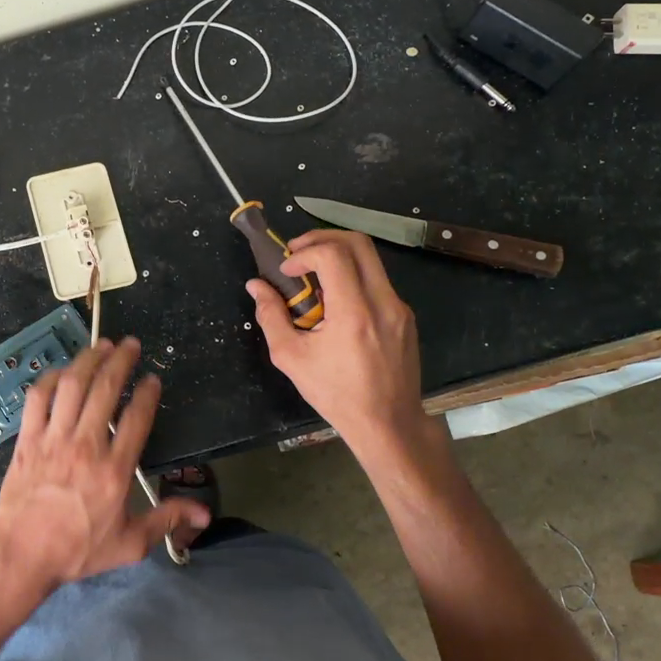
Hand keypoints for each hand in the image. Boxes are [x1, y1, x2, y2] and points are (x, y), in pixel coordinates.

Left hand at [0, 337, 209, 590]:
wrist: (22, 554)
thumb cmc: (78, 551)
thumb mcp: (130, 543)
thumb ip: (166, 520)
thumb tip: (203, 513)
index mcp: (114, 470)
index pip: (136, 418)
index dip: (147, 393)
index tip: (153, 378)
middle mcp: (85, 445)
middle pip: (105, 389)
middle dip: (121, 361)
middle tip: (131, 345)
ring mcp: (53, 439)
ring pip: (72, 385)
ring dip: (88, 359)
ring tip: (102, 345)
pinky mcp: (27, 439)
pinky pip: (38, 398)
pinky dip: (51, 378)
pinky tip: (63, 371)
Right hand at [247, 230, 424, 442]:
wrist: (387, 422)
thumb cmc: (335, 394)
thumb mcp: (291, 357)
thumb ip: (271, 316)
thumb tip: (256, 286)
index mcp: (354, 313)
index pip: (333, 254)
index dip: (303, 252)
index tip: (286, 271)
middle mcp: (383, 302)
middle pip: (358, 243)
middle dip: (322, 238)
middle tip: (297, 253)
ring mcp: (399, 307)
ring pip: (369, 260)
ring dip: (336, 257)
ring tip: (311, 278)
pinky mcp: (404, 316)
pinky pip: (376, 281)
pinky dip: (350, 278)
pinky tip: (332, 303)